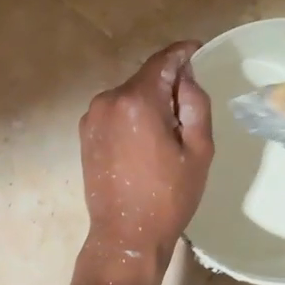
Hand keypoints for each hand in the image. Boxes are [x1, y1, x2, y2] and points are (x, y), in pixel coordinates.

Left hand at [79, 41, 213, 258]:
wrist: (126, 236)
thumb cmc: (169, 196)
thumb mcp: (199, 150)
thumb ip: (195, 104)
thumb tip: (186, 76)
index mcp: (137, 101)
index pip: (163, 61)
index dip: (182, 52)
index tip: (198, 48)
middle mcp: (108, 100)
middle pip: (146, 78)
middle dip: (168, 84)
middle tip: (190, 110)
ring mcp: (92, 117)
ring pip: (130, 95)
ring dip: (150, 102)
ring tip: (168, 133)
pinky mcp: (85, 134)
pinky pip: (116, 112)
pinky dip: (133, 115)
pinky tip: (146, 142)